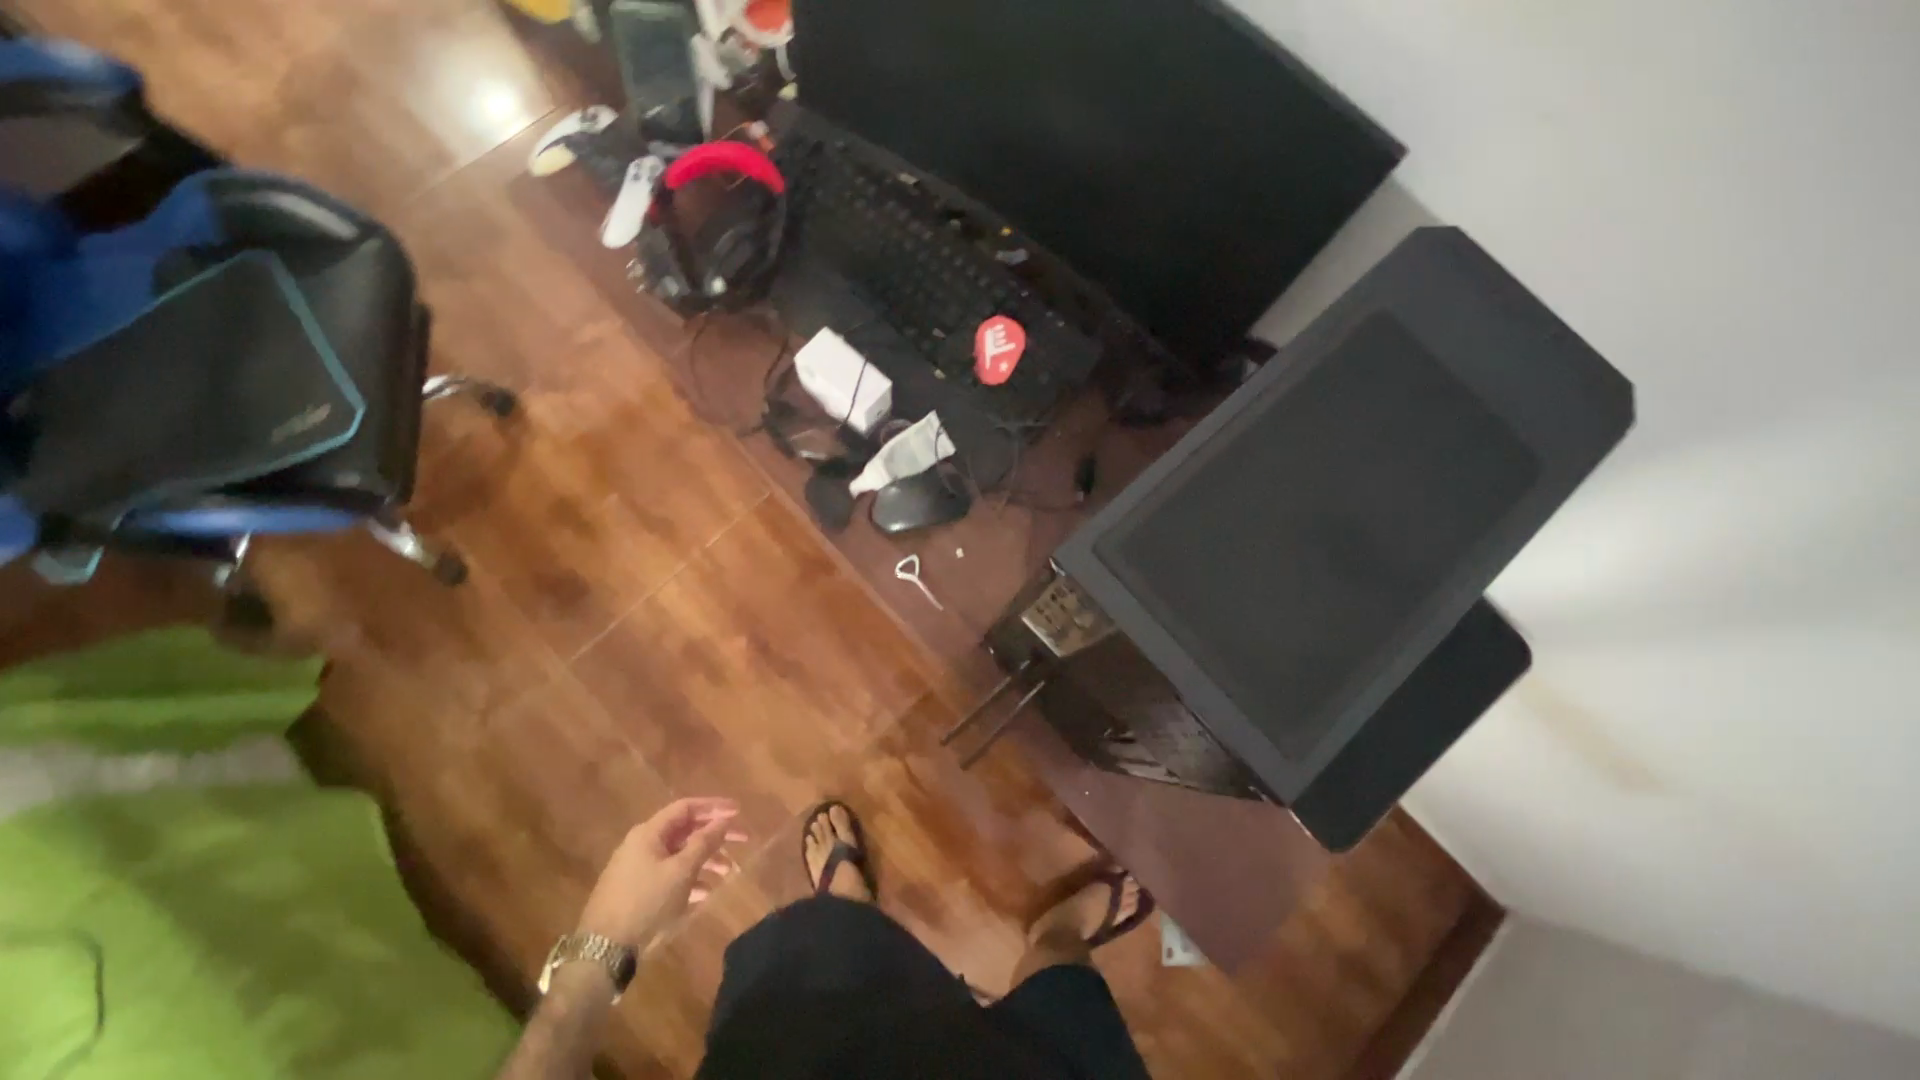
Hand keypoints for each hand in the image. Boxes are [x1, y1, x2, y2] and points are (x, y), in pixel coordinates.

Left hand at [576, 797, 747, 948]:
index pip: (686, 808)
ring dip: (705, 860)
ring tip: (728, 872)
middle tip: (743, 840)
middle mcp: (642, 845)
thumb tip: (724, 819)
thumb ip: (704, 843)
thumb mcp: (680, 871)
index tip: (739, 811)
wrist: (604, 947)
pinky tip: (706, 892)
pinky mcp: (637, 890)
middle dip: (714, 836)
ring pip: (678, 855)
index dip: (714, 807)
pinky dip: (690, 879)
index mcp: (649, 833)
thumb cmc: (646, 901)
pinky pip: (669, 875)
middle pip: (684, 831)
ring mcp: (638, 868)